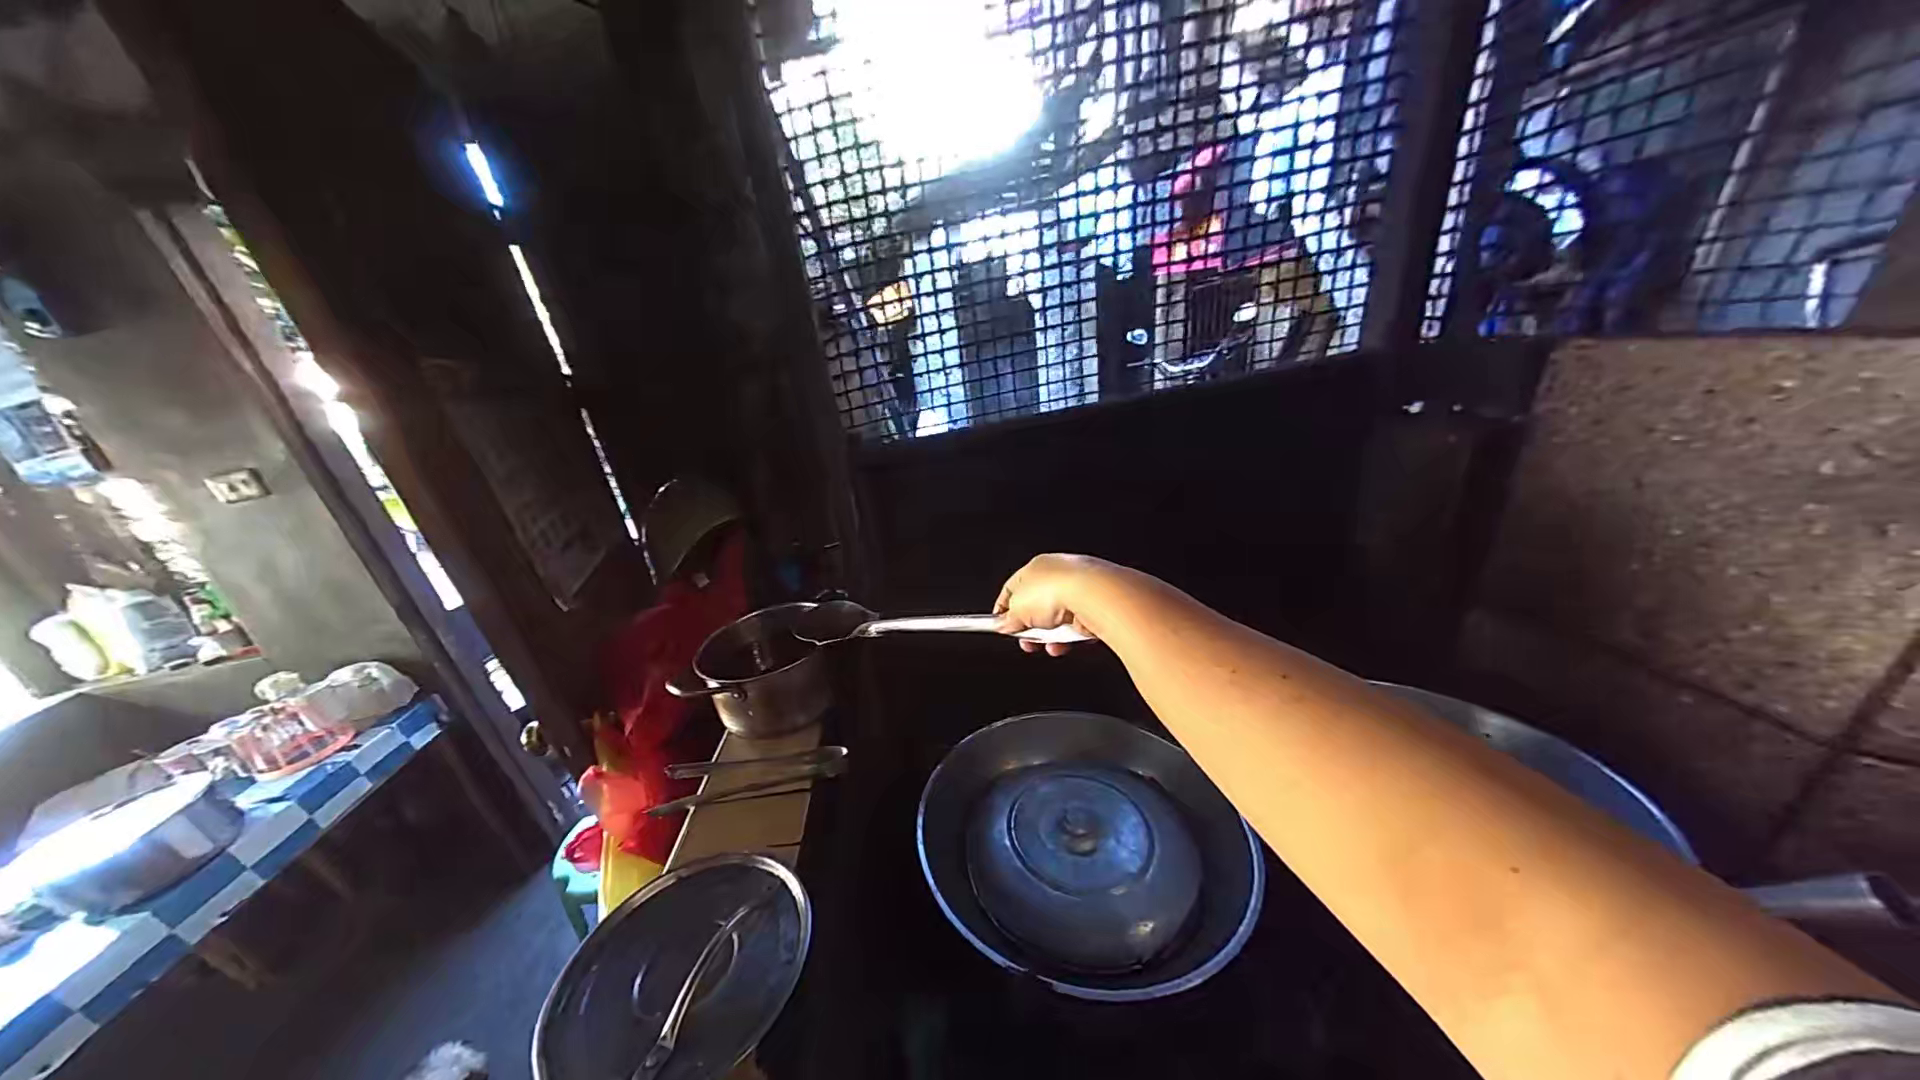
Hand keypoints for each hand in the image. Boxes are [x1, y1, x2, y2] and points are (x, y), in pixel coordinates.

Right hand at [992, 554, 1123, 655]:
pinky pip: (1078, 625)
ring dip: (1051, 637)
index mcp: (1035, 566)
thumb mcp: (1016, 611)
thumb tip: (1003, 624)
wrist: (1094, 595)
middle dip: (1031, 628)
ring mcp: (1080, 588)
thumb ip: (1007, 619)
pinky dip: (1072, 637)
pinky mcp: (1097, 604)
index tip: (1001, 626)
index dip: (1005, 610)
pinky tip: (1067, 641)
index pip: (1013, 589)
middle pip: (1038, 606)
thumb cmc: (1056, 592)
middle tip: (1027, 641)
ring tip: (1050, 644)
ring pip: (1059, 619)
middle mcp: (1059, 572)